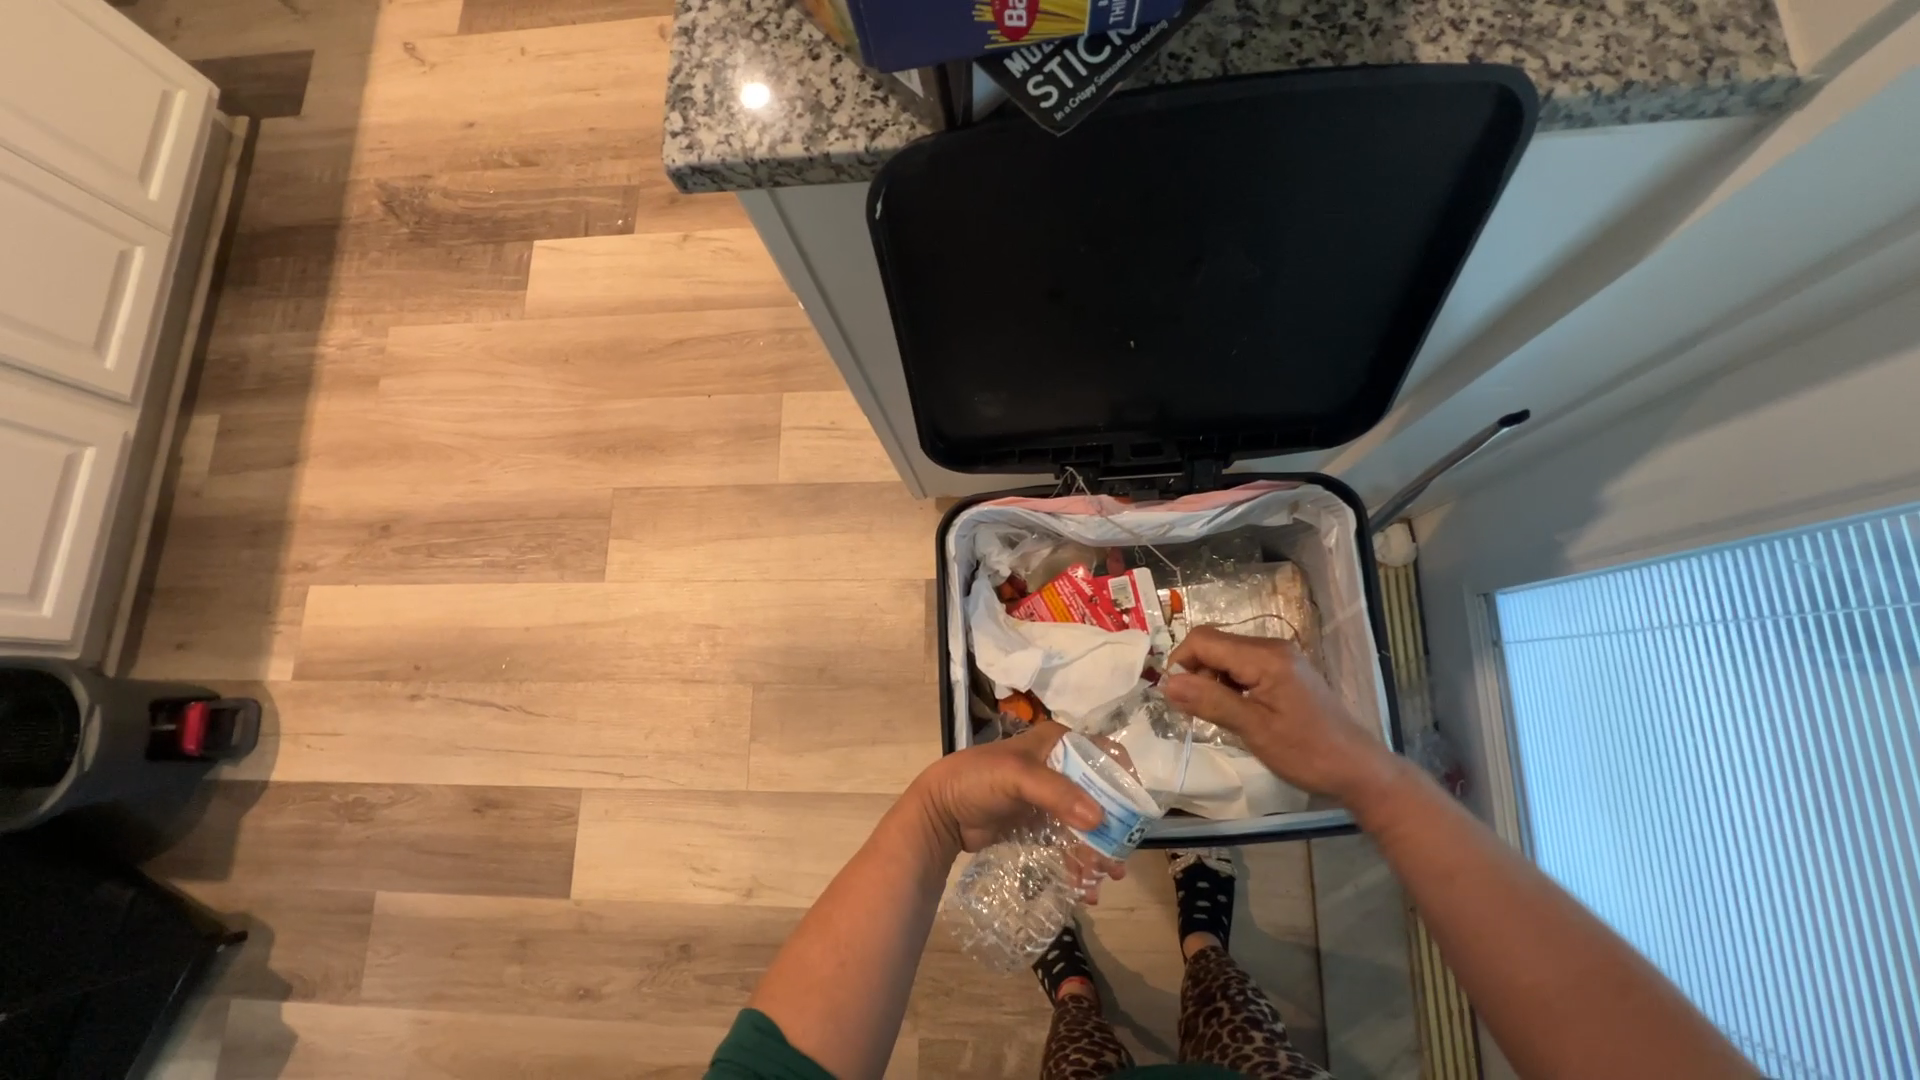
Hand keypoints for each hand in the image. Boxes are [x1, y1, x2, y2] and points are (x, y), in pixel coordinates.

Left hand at [906, 722, 1125, 882]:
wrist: (941, 810)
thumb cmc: (978, 779)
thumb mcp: (1017, 776)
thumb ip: (1057, 794)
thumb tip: (1099, 819)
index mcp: (1057, 743)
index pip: (1102, 754)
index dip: (1123, 779)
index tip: (1137, 811)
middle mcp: (1058, 768)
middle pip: (1099, 795)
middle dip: (1112, 827)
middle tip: (1119, 857)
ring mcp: (1049, 799)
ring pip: (1085, 824)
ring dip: (1097, 851)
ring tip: (1104, 879)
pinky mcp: (1038, 825)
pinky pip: (1066, 844)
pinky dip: (1077, 864)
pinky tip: (1083, 887)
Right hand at [1163, 627, 1404, 805]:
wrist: (1357, 769)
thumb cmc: (1306, 752)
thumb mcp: (1253, 729)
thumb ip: (1210, 701)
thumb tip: (1167, 684)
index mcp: (1265, 656)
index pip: (1203, 640)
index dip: (1180, 663)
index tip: (1174, 697)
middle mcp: (1272, 647)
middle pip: (1214, 644)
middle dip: (1195, 672)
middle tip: (1194, 710)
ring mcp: (1281, 658)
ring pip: (1226, 655)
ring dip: (1211, 679)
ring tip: (1215, 714)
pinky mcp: (1285, 671)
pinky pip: (1243, 666)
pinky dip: (1229, 683)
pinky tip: (1235, 710)